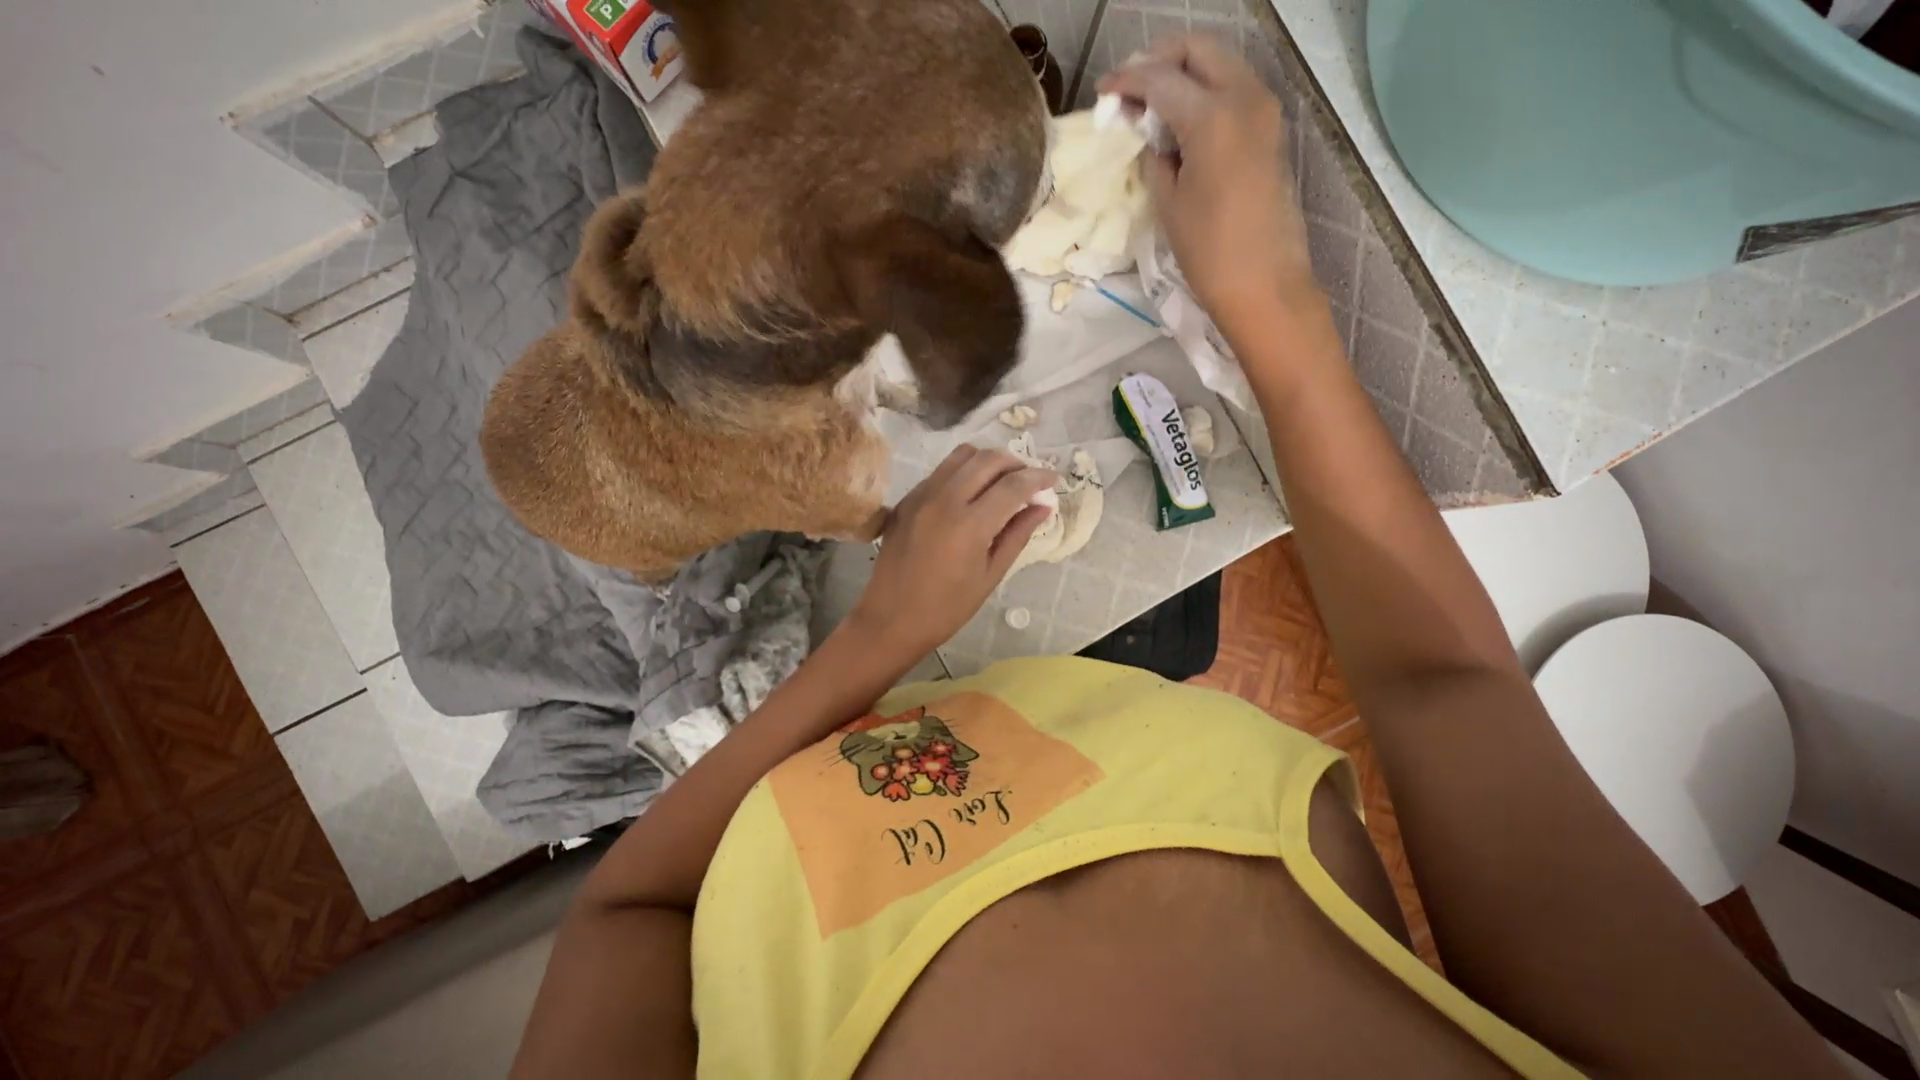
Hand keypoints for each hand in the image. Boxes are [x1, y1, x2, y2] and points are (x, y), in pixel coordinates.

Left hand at [846, 446, 1056, 659]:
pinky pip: (940, 471)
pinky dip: (963, 472)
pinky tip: (971, 494)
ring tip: (1002, 481)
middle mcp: (944, 499)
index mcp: (969, 524)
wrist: (891, 618)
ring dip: (988, 461)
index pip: (1013, 485)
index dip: (1039, 478)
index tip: (1054, 480)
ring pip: (961, 456)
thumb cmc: (947, 608)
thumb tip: (1043, 507)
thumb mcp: (991, 574)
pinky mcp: (906, 499)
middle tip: (1030, 480)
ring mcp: (921, 495)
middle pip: (988, 459)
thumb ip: (1018, 534)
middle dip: (1016, 463)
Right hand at [1099, 37, 1322, 333]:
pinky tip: (1179, 122)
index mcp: (1213, 117)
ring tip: (1151, 106)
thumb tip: (1146, 129)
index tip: (1103, 94)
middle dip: (1159, 62)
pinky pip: (1233, 90)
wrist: (1265, 286)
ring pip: (1219, 65)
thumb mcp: (1168, 201)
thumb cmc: (1209, 253)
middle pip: (1197, 51)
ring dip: (1183, 75)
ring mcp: (1264, 112)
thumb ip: (1154, 153)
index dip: (1126, 81)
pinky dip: (1204, 92)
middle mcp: (1245, 99)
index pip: (1160, 77)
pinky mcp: (1271, 131)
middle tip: (1129, 90)